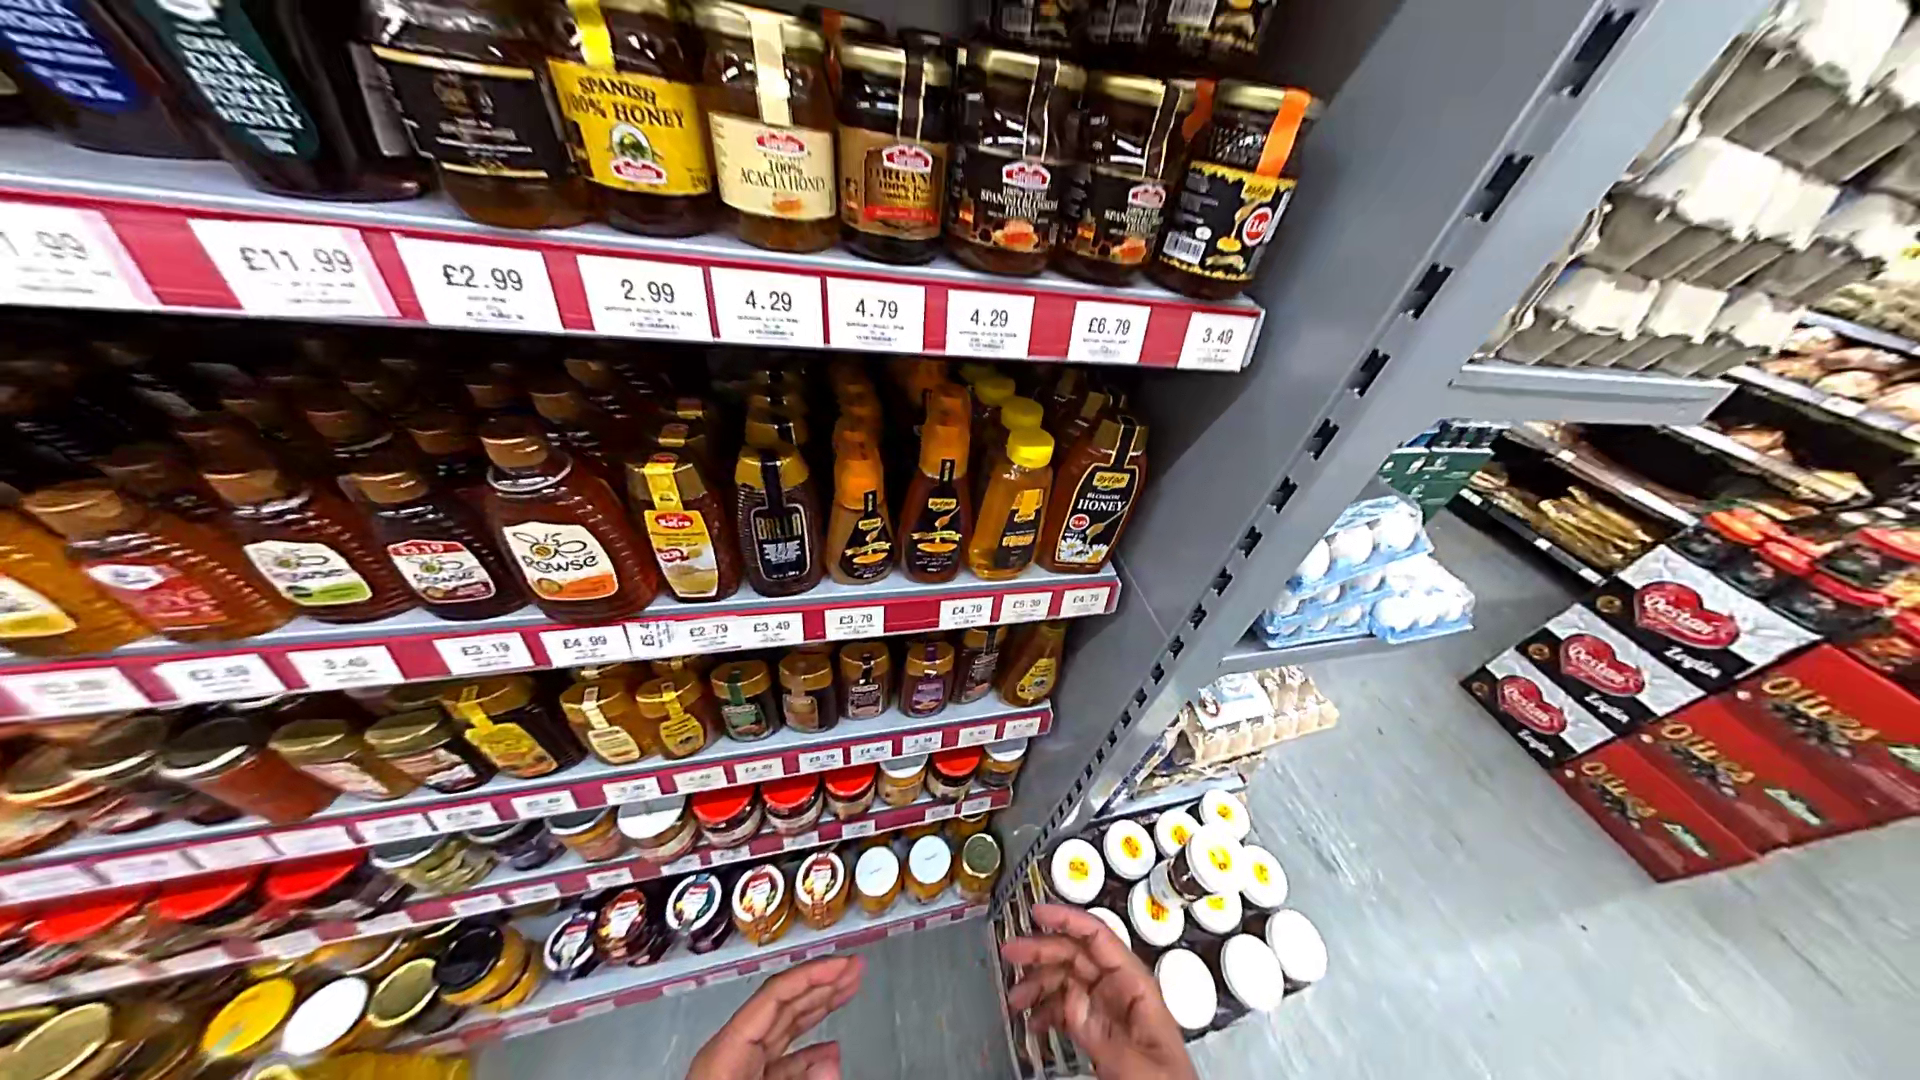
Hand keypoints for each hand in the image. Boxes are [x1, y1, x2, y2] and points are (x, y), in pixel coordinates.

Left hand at [685, 955, 864, 1079]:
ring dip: (819, 1012)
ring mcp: (737, 1076)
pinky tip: (833, 1052)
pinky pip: (781, 1066)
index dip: (812, 974)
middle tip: (856, 967)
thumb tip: (834, 1059)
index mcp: (726, 1053)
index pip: (774, 996)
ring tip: (851, 990)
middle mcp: (731, 1056)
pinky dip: (809, 1056)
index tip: (845, 963)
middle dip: (820, 985)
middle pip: (781, 1007)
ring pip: (784, 1032)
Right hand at [1001, 904, 1197, 1079]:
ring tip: (1014, 1000)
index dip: (1067, 919)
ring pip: (1066, 980)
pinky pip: (1067, 1010)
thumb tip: (1070, 997)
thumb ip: (1103, 1032)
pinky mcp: (1099, 1035)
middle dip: (1041, 950)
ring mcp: (1108, 1012)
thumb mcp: (1139, 1069)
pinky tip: (1031, 1023)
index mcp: (1135, 985)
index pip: (1098, 937)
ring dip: (1037, 984)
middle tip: (1009, 953)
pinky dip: (1046, 1011)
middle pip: (1075, 954)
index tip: (1036, 912)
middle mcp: (1118, 990)